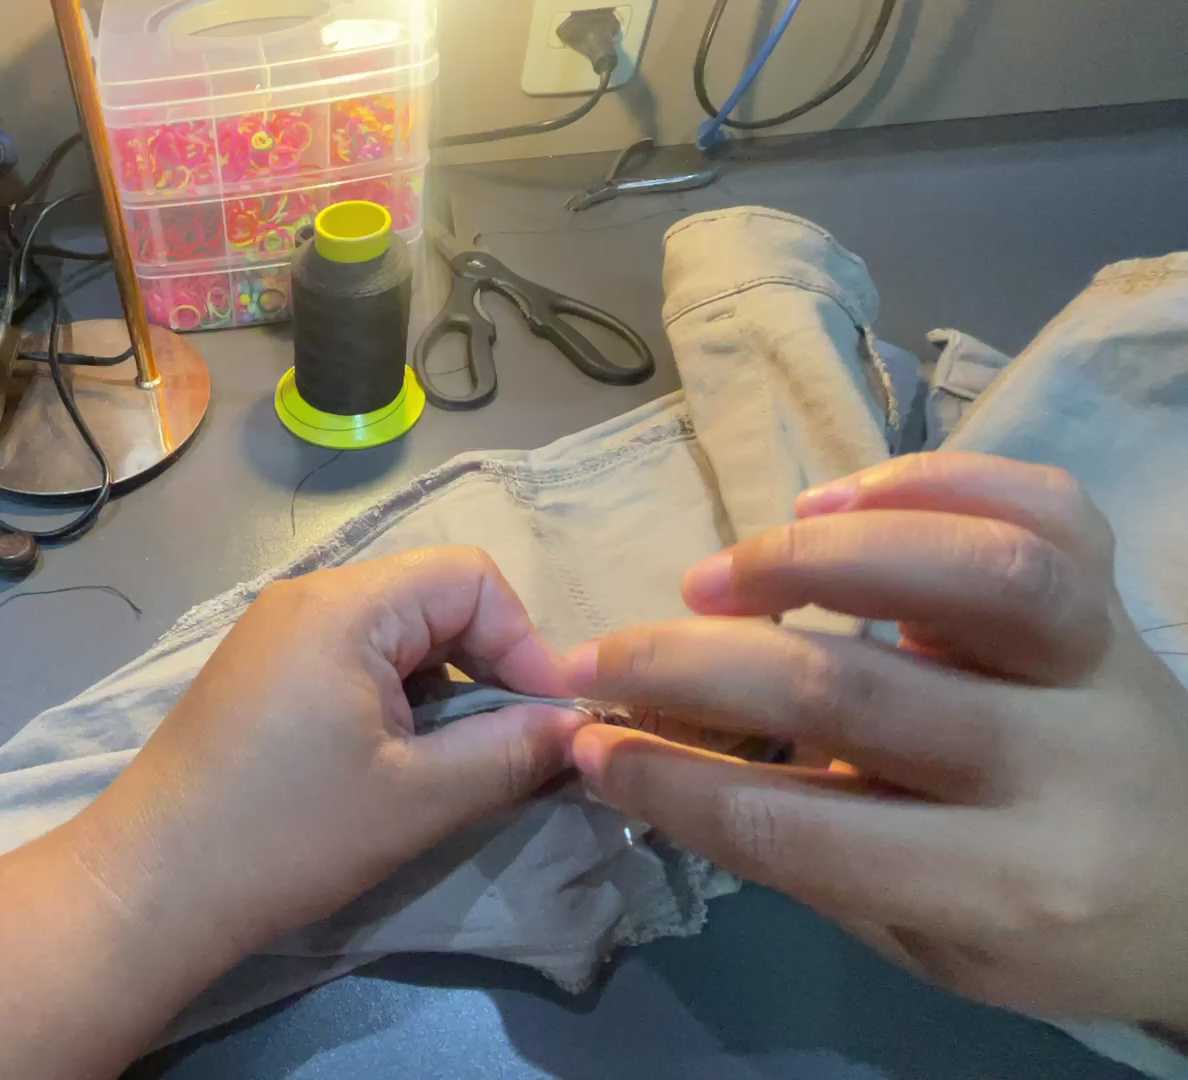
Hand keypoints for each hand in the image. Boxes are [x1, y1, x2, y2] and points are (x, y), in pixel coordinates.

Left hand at [73, 547, 584, 958]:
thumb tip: (573, 726)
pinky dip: (392, 687)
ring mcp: (276, 626)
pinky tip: (388, 748)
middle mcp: (307, 594)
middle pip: (430, 595)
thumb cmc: (288, 831)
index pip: (468, 575)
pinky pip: (351, 649)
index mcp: (344, 603)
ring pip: (393, 626)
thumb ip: (511, 752)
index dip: (522, 639)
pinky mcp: (262, 662)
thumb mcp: (418, 797)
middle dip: (485, 662)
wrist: (157, 876)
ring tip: (445, 753)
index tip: (541, 719)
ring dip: (439, 680)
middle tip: (504, 741)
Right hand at [558, 453, 1187, 1026]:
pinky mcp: (1118, 597)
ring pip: (974, 576)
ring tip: (709, 582)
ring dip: (802, 563)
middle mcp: (1069, 773)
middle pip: (844, 692)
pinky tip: (826, 501)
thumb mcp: (899, 924)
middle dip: (680, 667)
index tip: (587, 744)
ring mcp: (1107, 669)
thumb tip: (624, 743)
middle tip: (597, 659)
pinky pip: (1045, 505)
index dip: (662, 780)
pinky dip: (926, 481)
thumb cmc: (1014, 907)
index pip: (789, 826)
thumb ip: (774, 838)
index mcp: (1005, 886)